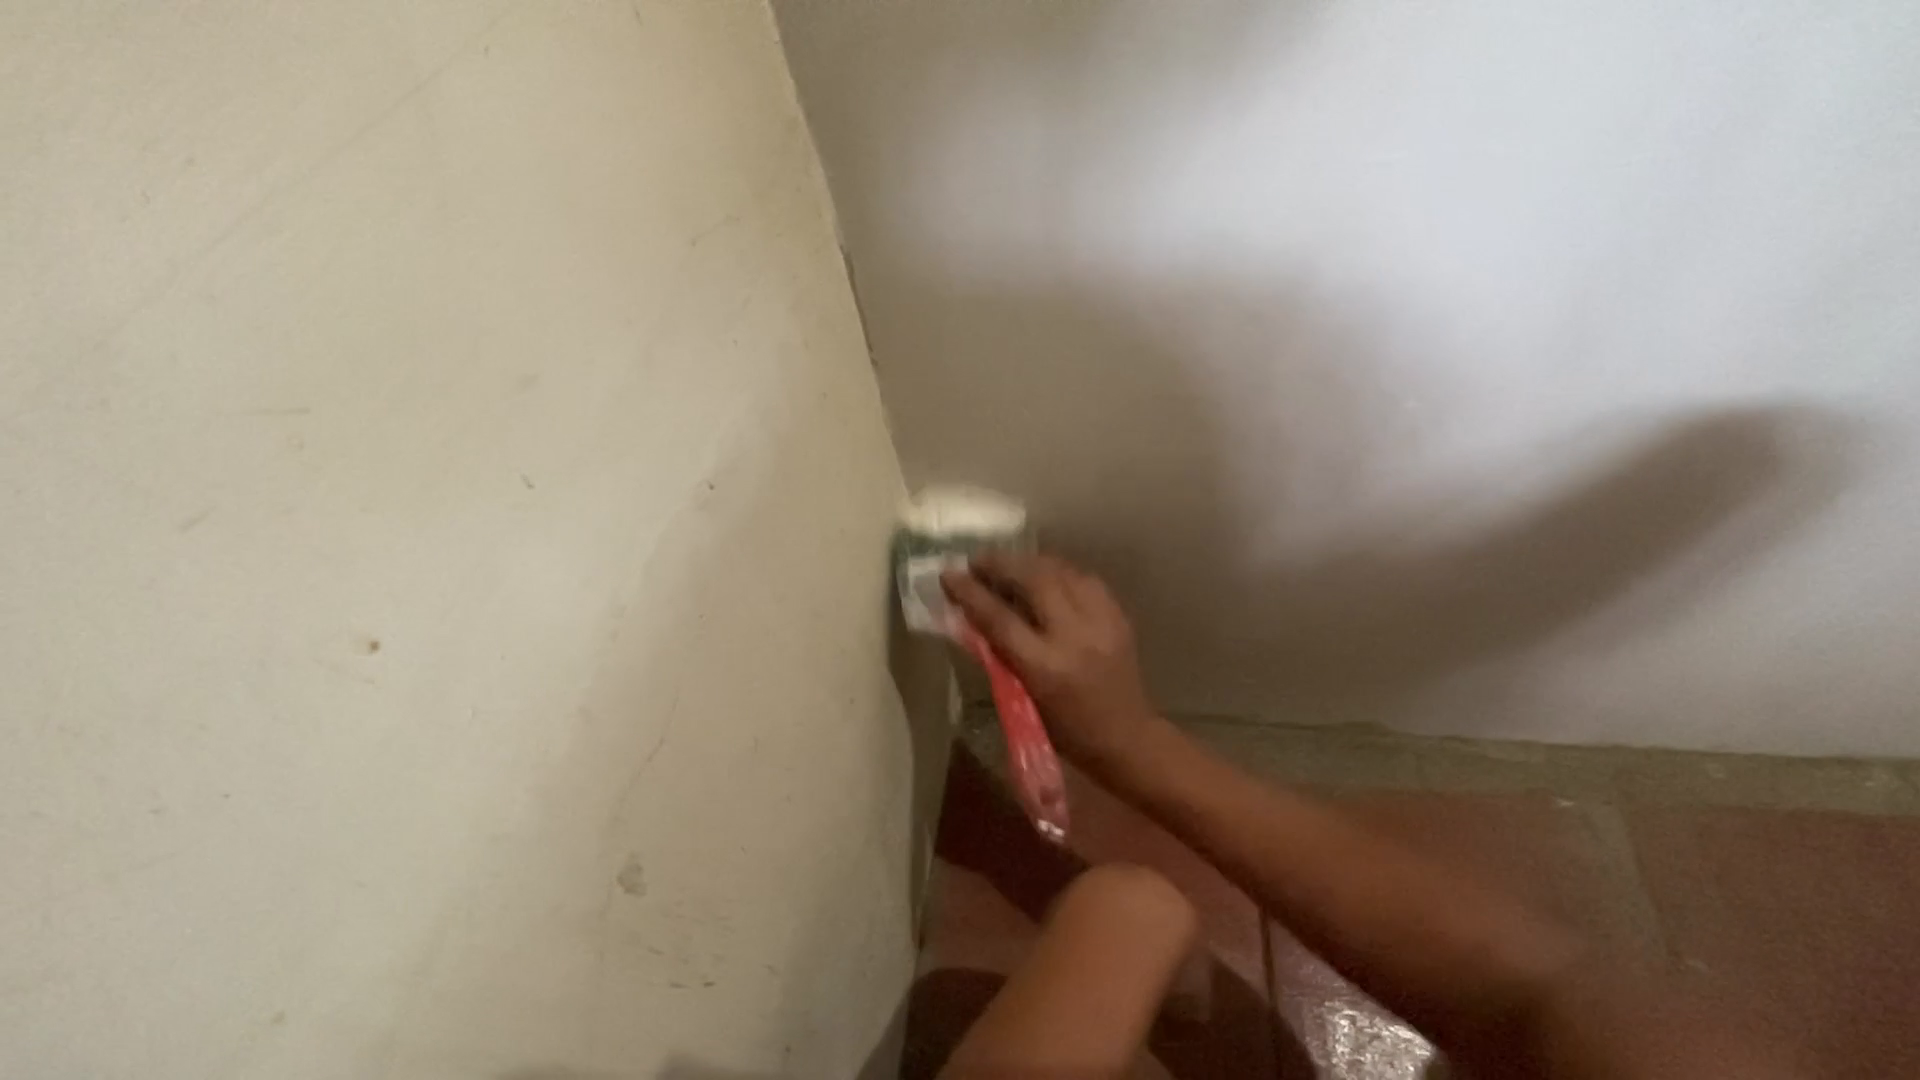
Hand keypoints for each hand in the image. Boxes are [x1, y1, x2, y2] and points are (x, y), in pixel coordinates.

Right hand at [942, 553, 1157, 763]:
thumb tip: (968, 617)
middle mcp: (1075, 636)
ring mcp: (1102, 621)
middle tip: (977, 561)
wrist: (1126, 738)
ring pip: (1061, 570)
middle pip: (1033, 580)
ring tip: (1008, 564)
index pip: (999, 618)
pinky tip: (1045, 575)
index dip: (970, 593)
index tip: (948, 574)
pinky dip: (1059, 571)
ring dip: (1030, 562)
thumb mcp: (1022, 698)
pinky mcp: (1119, 615)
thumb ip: (998, 655)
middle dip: (1001, 563)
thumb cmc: (1065, 730)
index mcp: (1045, 667)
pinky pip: (1084, 578)